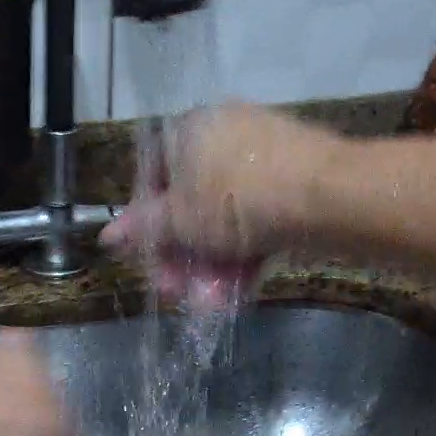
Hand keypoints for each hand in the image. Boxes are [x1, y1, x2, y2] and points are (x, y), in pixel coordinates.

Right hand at [100, 105, 339, 306]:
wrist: (328, 196)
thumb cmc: (236, 202)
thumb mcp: (178, 221)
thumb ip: (143, 230)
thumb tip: (107, 236)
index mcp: (188, 131)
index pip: (150, 177)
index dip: (144, 224)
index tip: (148, 259)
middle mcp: (222, 136)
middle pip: (188, 207)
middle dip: (182, 258)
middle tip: (178, 293)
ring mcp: (261, 158)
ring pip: (222, 221)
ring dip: (210, 267)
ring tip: (211, 304)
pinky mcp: (292, 182)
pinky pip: (254, 221)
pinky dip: (242, 256)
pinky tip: (237, 292)